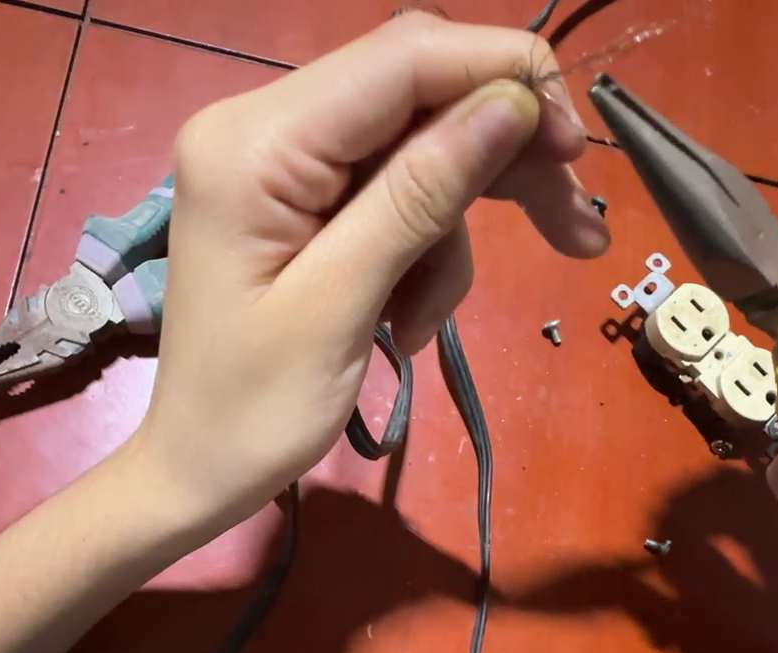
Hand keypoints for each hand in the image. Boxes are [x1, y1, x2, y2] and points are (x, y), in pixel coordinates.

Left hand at [123, 12, 608, 534]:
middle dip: (497, 166)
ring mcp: (280, 170)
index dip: (502, 78)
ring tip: (423, 327)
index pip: (402, 59)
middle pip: (417, 103)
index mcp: (255, 143)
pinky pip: (389, 207)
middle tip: (577, 230)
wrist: (201, 468)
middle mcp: (264, 130)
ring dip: (446, 243)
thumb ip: (419, 196)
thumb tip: (510, 103)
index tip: (574, 143)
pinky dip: (417, 262)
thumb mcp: (341, 305)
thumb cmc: (255, 411)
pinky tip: (404, 325)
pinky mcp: (298, 209)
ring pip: (415, 162)